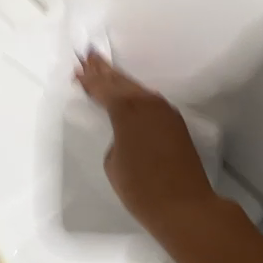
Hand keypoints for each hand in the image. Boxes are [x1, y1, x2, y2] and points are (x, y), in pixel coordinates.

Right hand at [75, 53, 229, 228]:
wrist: (185, 206)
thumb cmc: (141, 189)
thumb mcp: (113, 163)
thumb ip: (116, 139)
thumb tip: (126, 133)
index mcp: (127, 111)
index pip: (103, 89)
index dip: (89, 80)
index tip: (78, 69)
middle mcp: (147, 104)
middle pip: (121, 82)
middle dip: (104, 70)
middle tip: (89, 56)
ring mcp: (165, 112)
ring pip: (138, 90)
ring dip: (120, 81)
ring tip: (104, 70)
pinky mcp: (175, 124)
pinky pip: (150, 102)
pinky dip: (135, 95)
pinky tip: (129, 94)